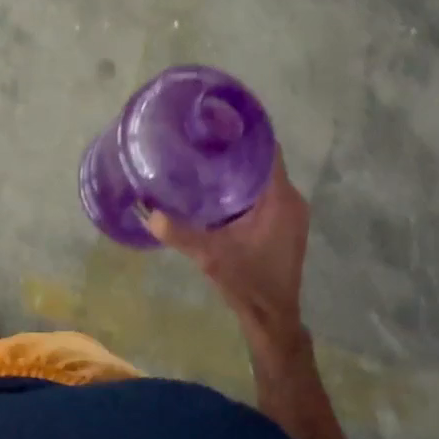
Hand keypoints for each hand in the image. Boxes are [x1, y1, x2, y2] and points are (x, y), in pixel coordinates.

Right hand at [144, 147, 309, 335]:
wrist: (272, 319)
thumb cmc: (248, 283)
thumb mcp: (210, 256)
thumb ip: (181, 233)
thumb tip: (148, 211)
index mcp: (280, 199)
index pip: (267, 149)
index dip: (244, 131)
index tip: (216, 119)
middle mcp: (290, 200)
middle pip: (263, 160)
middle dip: (234, 147)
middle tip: (201, 137)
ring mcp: (289, 214)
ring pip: (264, 176)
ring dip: (238, 166)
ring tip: (204, 156)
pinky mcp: (283, 225)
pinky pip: (264, 192)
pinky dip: (243, 184)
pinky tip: (216, 188)